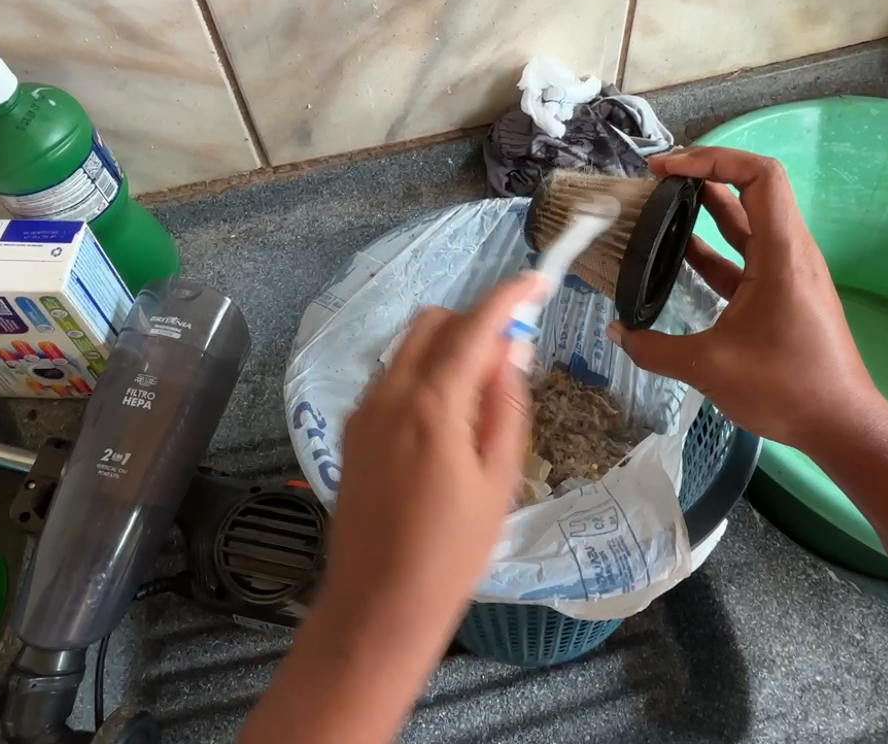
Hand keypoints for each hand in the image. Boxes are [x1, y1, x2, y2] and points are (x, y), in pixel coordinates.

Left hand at [239, 278, 537, 743]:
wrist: (377, 606)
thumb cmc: (452, 552)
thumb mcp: (498, 480)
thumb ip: (505, 403)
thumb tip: (511, 347)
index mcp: (432, 403)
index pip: (475, 326)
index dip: (508, 296)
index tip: (535, 281)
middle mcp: (390, 393)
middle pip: (434, 323)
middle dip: (473, 321)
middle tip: (508, 355)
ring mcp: (364, 409)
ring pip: (409, 347)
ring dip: (446, 348)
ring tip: (478, 395)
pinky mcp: (351, 429)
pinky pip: (391, 378)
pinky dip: (422, 374)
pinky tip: (442, 419)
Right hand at [608, 147, 887, 448]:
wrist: (843, 427)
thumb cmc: (787, 387)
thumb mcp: (709, 368)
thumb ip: (654, 350)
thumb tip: (617, 333)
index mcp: (781, 254)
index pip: (759, 175)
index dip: (712, 159)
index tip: (667, 169)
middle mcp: (788, 253)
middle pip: (751, 189)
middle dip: (703, 174)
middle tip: (657, 178)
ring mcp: (785, 274)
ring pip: (745, 222)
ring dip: (705, 207)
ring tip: (660, 205)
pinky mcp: (779, 295)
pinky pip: (741, 255)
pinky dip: (709, 247)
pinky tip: (675, 254)